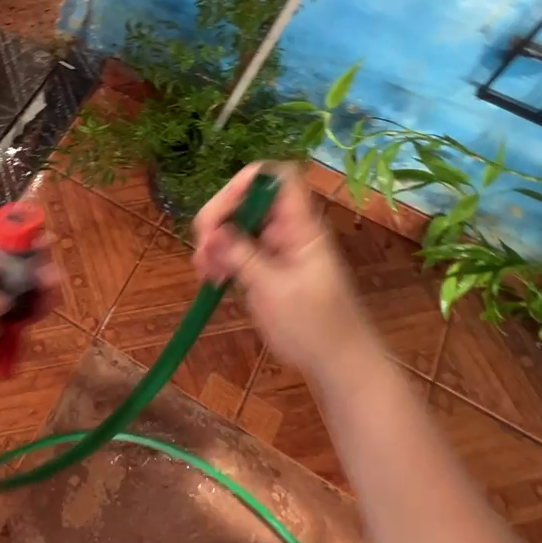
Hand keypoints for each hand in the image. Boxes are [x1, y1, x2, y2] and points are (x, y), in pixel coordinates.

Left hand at [0, 224, 58, 397]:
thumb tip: (4, 301)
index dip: (20, 237)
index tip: (47, 246)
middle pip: (10, 262)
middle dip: (34, 271)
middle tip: (54, 285)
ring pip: (14, 289)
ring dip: (33, 295)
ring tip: (49, 307)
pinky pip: (8, 313)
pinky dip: (23, 317)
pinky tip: (34, 325)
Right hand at [191, 162, 375, 374]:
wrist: (339, 365)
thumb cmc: (315, 328)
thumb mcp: (274, 290)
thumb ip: (242, 256)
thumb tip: (213, 232)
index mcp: (300, 226)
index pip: (276, 178)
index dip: (245, 183)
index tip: (221, 213)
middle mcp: (287, 229)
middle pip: (246, 199)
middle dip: (217, 219)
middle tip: (201, 248)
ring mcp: (276, 248)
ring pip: (236, 225)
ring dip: (213, 241)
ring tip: (202, 271)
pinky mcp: (266, 267)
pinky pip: (236, 249)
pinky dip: (219, 258)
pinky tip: (209, 278)